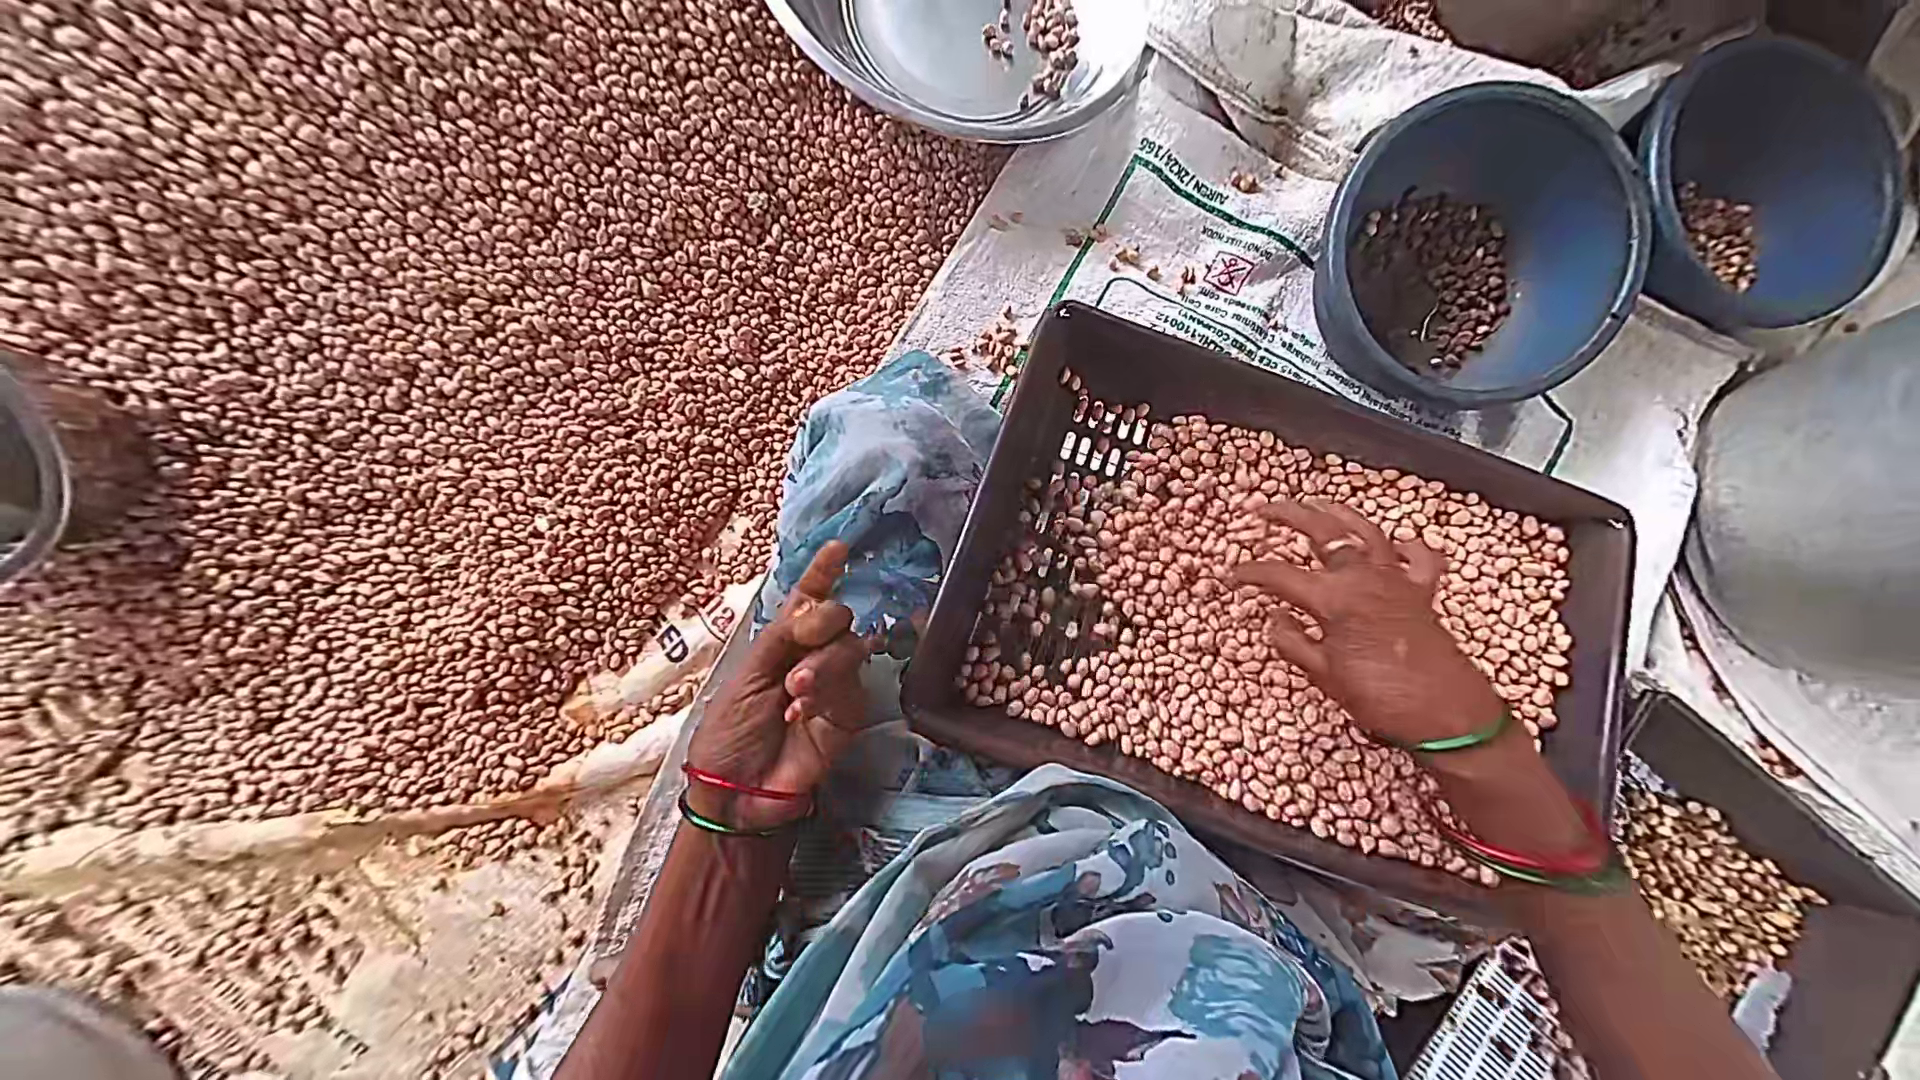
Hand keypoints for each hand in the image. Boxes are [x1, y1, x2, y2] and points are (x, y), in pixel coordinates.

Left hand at [685, 541, 869, 829]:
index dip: (822, 573)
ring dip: (822, 663)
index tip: (838, 548)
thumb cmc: (729, 732)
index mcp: (782, 642)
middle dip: (823, 620)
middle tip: (803, 638)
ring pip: (849, 648)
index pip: (808, 599)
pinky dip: (825, 693)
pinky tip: (800, 711)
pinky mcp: (850, 711)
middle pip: (837, 617)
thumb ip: (781, 637)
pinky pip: (850, 686)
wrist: (739, 791)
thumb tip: (815, 605)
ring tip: (795, 688)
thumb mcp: (745, 676)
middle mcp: (813, 655)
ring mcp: (836, 682)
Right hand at [1230, 498, 1507, 748]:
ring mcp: (1397, 582)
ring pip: (1367, 532)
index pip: (1279, 575)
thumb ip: (1292, 640)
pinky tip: (1393, 544)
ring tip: (1317, 503)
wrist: (1449, 718)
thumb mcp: (1322, 674)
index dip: (1250, 573)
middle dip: (1289, 516)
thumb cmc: (1380, 699)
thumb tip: (1274, 617)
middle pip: (1322, 534)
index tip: (1232, 577)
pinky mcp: (1423, 594)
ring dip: (1339, 514)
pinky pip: (1418, 559)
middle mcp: (1365, 579)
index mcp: (1334, 599)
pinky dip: (1405, 547)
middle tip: (1264, 510)